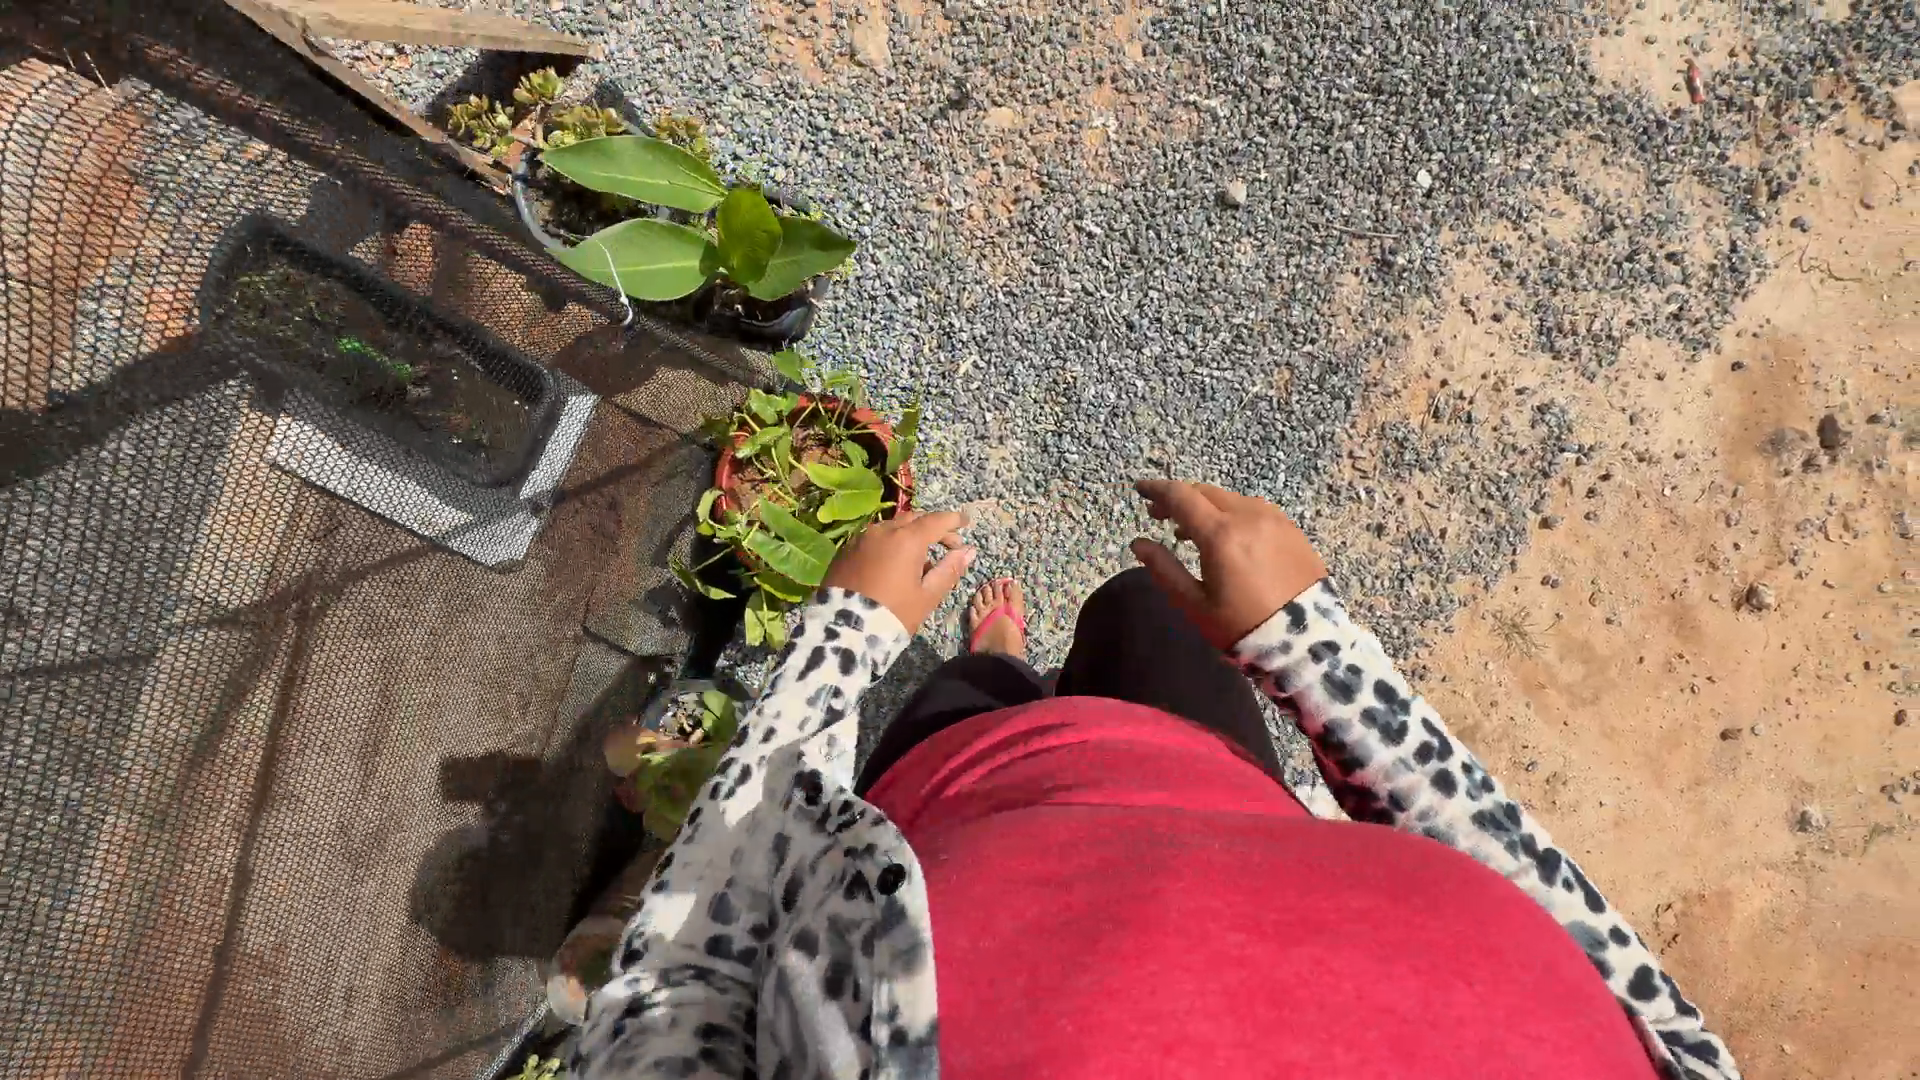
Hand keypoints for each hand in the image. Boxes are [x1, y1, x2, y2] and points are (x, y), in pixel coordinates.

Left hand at [822, 509, 974, 633]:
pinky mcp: (846, 549)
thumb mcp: (927, 596)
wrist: (844, 629)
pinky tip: (893, 561)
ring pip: (892, 526)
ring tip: (919, 556)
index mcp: (907, 539)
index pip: (937, 521)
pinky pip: (874, 538)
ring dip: (909, 534)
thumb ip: (949, 570)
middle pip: (914, 519)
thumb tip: (968, 551)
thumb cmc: (893, 613)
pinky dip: (889, 542)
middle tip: (947, 543)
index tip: (966, 522)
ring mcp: (862, 538)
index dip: (954, 520)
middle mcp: (884, 530)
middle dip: (932, 527)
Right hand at [1130, 479, 1327, 647]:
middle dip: (1179, 498)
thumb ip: (1163, 568)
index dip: (1157, 489)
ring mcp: (1274, 520)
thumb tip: (1139, 543)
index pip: (1181, 496)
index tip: (1140, 489)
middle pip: (1205, 492)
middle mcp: (1248, 516)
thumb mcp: (1194, 603)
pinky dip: (1231, 513)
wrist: (1306, 640)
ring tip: (1191, 530)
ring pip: (1230, 499)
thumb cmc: (1242, 626)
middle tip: (1159, 516)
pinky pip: (1253, 509)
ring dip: (1205, 506)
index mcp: (1220, 534)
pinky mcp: (1292, 529)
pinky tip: (1227, 534)